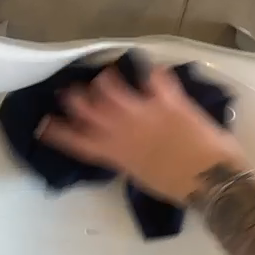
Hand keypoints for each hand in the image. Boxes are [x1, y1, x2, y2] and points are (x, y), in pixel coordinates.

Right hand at [41, 63, 248, 202]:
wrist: (211, 179)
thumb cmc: (177, 186)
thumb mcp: (142, 176)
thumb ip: (127, 157)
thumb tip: (121, 147)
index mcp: (116, 154)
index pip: (79, 141)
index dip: (58, 132)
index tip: (43, 123)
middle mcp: (124, 131)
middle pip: (90, 110)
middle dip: (75, 99)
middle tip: (69, 91)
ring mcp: (146, 113)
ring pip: (114, 89)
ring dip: (107, 81)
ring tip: (105, 75)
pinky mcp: (169, 102)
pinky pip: (156, 80)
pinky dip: (152, 72)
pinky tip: (150, 67)